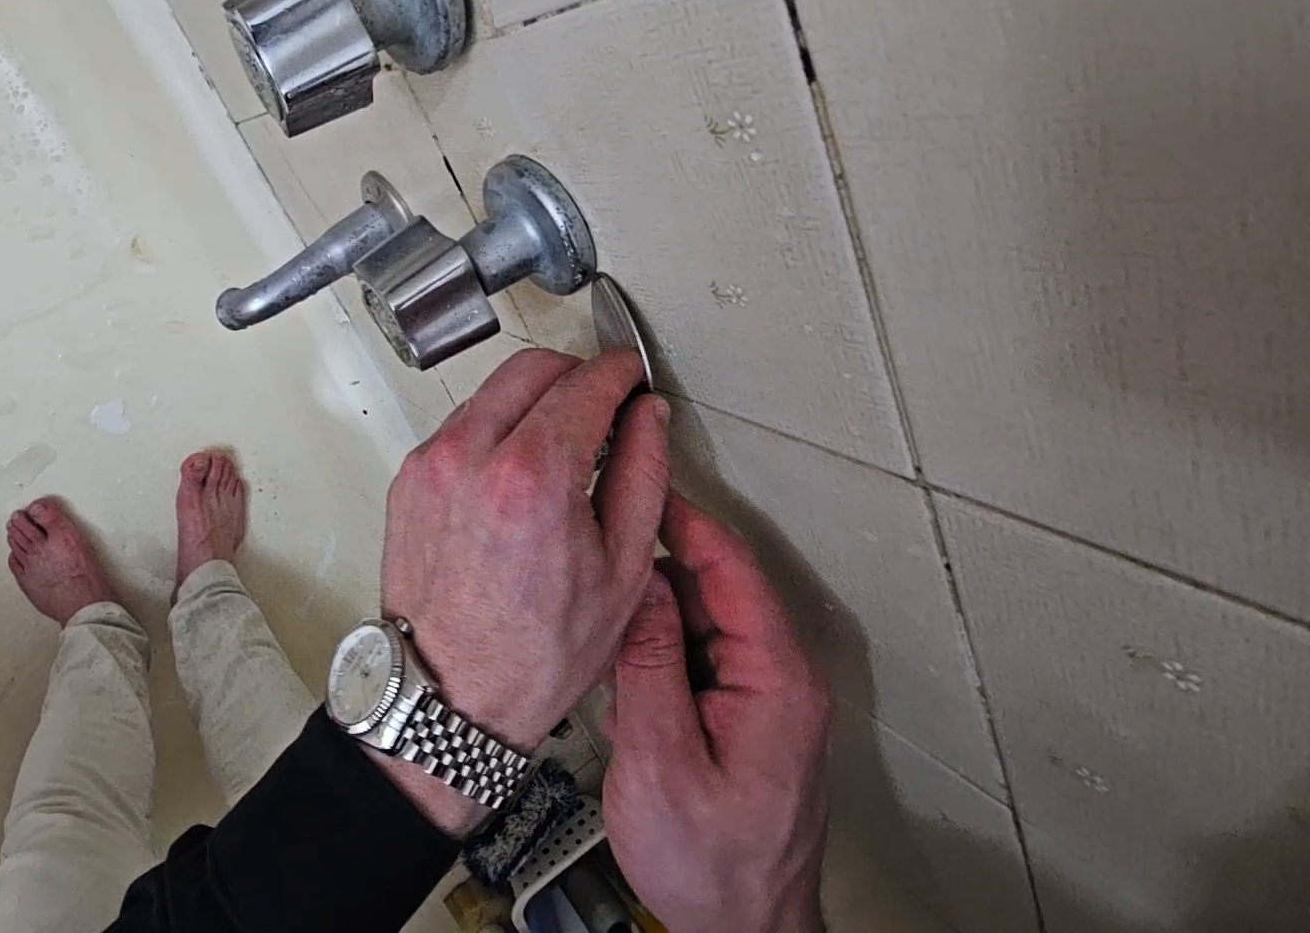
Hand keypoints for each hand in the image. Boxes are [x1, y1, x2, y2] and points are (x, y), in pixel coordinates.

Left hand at [377, 348, 671, 832]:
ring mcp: (431, 464)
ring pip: (491, 391)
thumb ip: (642, 474)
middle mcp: (470, 456)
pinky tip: (515, 470)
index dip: (619, 371)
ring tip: (559, 446)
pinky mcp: (410, 478)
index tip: (630, 376)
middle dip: (574, 374)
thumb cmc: (533, 652)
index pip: (584, 383)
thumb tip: (647, 418)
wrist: (449, 692)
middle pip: (531, 367)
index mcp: (532, 477)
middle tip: (600, 405)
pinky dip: (494, 429)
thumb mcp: (621, 568)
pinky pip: (460, 426)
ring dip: (531, 401)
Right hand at [603, 493, 832, 932]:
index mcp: (775, 678)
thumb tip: (641, 582)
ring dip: (650, 599)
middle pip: (714, 582)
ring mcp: (756, 688)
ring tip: (595, 590)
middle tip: (596, 540)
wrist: (739, 928)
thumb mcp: (662, 761)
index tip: (636, 484)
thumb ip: (650, 663)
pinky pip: (693, 644)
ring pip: (699, 611)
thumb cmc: (710, 863)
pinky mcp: (734, 703)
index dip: (682, 519)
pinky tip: (615, 645)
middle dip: (655, 558)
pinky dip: (653, 635)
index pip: (732, 567)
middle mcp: (775, 673)